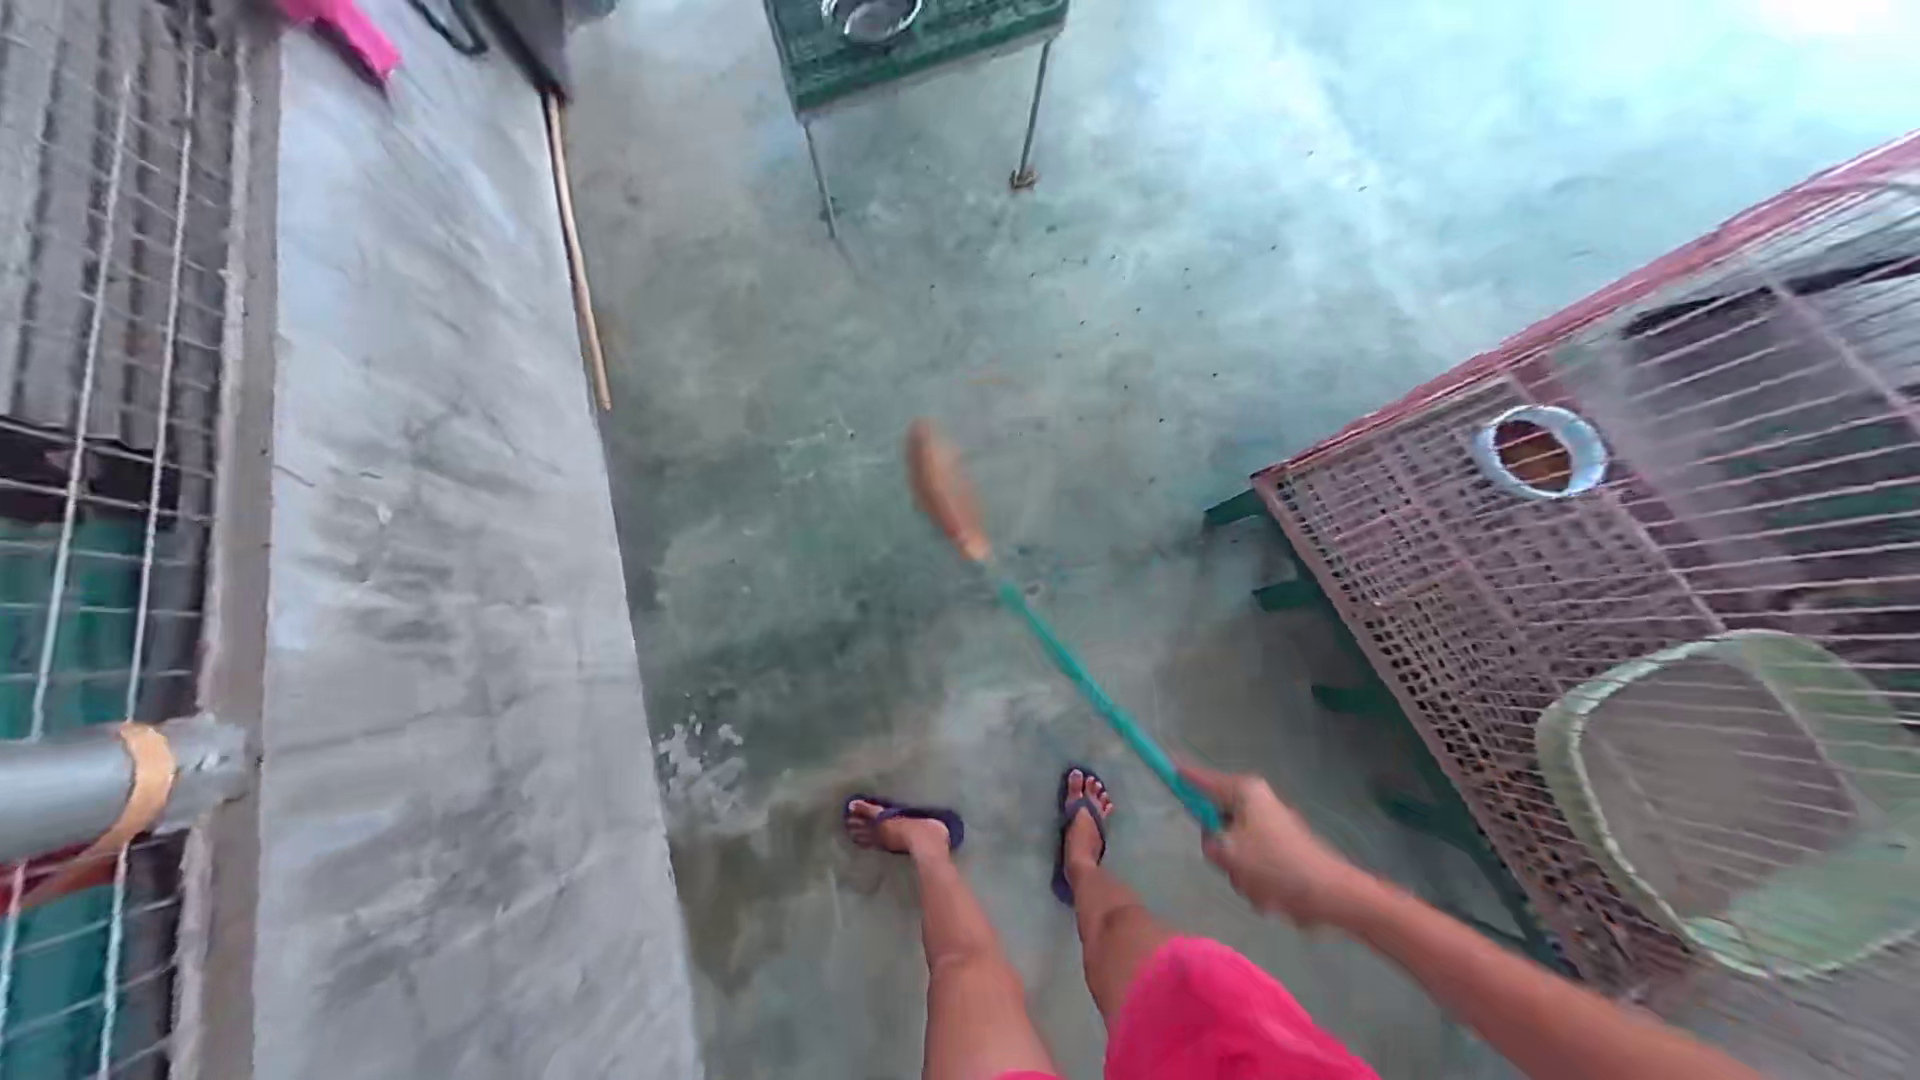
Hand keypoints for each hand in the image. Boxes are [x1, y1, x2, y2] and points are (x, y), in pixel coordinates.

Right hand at [1179, 760, 1375, 926]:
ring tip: (1259, 887)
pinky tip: (1273, 895)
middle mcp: (1256, 801)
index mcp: (1244, 791)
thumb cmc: (1278, 867)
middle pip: (1216, 818)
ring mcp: (1270, 824)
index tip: (1163, 763)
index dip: (1179, 774)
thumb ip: (1208, 841)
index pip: (1200, 777)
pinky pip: (1253, 862)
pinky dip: (1257, 881)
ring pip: (1234, 846)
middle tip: (1231, 864)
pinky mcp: (1282, 849)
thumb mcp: (1229, 854)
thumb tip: (1210, 836)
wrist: (1335, 897)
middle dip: (1221, 849)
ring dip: (1240, 872)